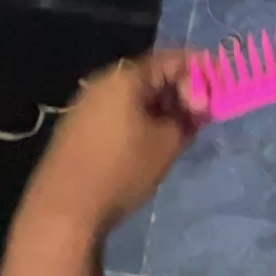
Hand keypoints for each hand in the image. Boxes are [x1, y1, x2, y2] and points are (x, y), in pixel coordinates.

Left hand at [19, 52, 196, 240]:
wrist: (60, 216)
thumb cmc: (121, 170)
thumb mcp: (169, 142)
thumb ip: (191, 117)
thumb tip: (198, 107)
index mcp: (126, 77)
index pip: (175, 59)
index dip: (201, 73)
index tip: (216, 96)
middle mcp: (103, 82)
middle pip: (154, 75)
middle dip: (183, 91)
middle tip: (200, 115)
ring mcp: (85, 106)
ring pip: (136, 95)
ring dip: (163, 107)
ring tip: (179, 131)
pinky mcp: (76, 129)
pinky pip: (118, 111)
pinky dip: (141, 118)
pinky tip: (151, 141)